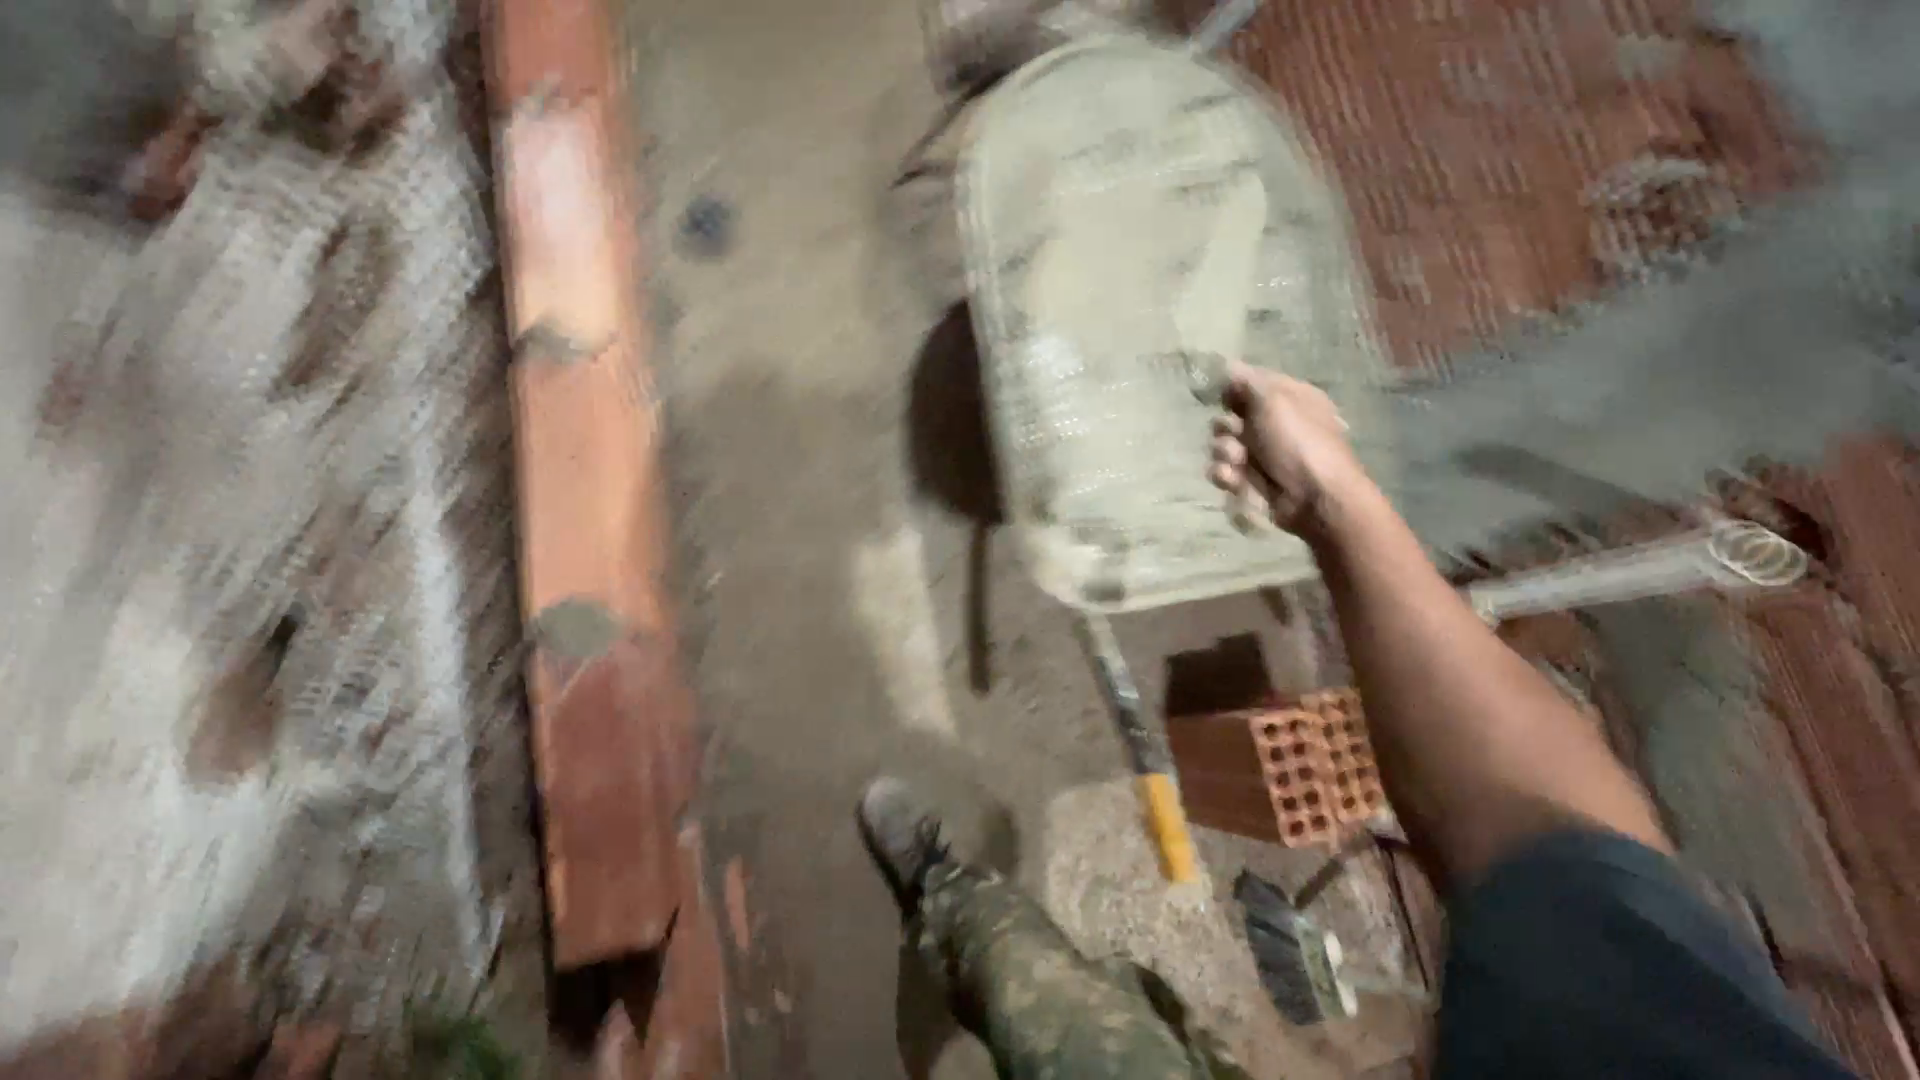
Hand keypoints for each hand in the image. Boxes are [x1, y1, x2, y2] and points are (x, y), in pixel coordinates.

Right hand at [1207, 361, 1365, 536]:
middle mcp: (1274, 424)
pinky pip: (1223, 472)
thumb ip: (1247, 380)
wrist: (1314, 497)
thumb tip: (1226, 364)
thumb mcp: (1274, 398)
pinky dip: (1226, 475)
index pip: (1250, 384)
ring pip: (1223, 446)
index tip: (1226, 396)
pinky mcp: (1251, 482)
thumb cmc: (1298, 441)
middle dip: (1227, 426)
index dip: (1233, 389)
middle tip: (1238, 433)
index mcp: (1287, 398)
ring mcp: (1262, 455)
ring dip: (1225, 453)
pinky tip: (1234, 479)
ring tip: (1239, 462)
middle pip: (1230, 416)